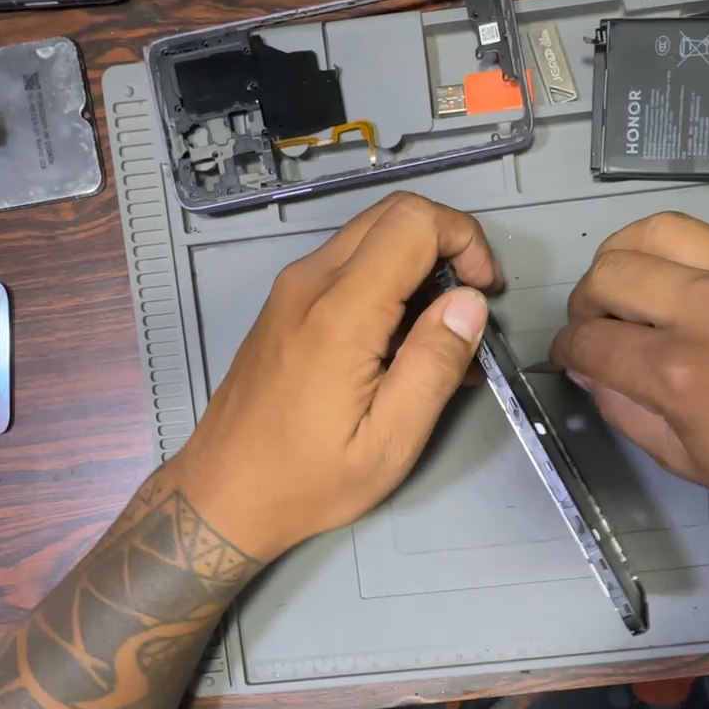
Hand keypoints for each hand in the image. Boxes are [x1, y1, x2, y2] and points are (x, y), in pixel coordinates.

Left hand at [169, 193, 501, 559]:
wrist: (224, 494)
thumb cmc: (308, 479)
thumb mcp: (389, 441)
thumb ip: (434, 365)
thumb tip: (469, 303)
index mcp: (340, 312)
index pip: (414, 222)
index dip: (464, 241)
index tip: (485, 294)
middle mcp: (310, 282)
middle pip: (392, 214)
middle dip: (447, 244)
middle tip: (471, 307)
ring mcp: (292, 290)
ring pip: (369, 236)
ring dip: (419, 266)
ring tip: (440, 336)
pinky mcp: (285, 306)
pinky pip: (347, 267)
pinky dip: (388, 283)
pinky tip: (401, 343)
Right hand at [549, 212, 708, 527]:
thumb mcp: (687, 460)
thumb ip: (624, 410)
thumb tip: (590, 369)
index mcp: (679, 373)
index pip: (588, 339)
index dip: (564, 349)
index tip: (568, 355)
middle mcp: (707, 308)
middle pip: (608, 273)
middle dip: (584, 302)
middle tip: (598, 327)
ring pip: (651, 231)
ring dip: (623, 260)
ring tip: (631, 289)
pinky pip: (706, 236)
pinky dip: (677, 257)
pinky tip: (688, 288)